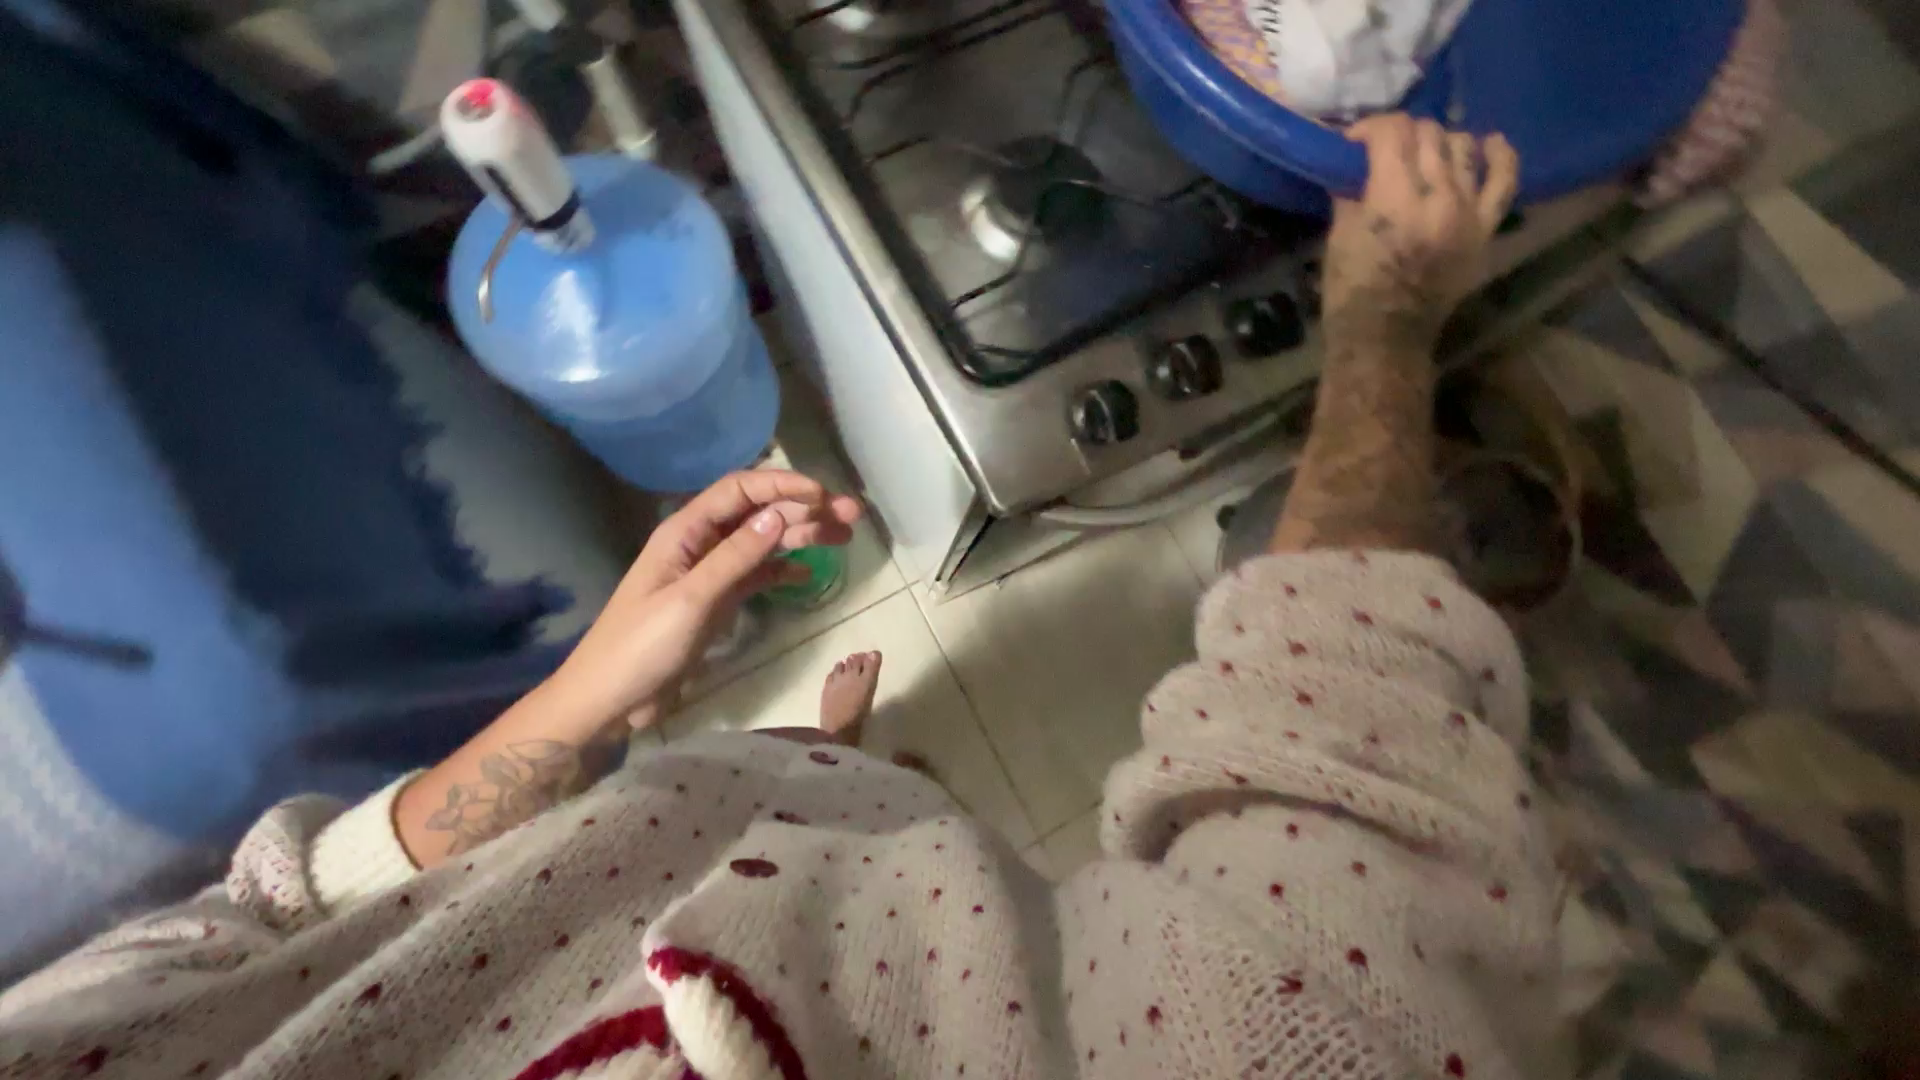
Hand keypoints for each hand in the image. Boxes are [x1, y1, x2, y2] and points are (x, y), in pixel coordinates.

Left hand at [542, 470, 863, 731]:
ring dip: (802, 536)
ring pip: (763, 541)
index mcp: (686, 532)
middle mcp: (701, 543)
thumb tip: (780, 515)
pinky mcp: (718, 600)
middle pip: (758, 513)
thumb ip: (736, 557)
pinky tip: (811, 572)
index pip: (740, 490)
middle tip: (852, 516)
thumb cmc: (642, 646)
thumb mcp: (691, 600)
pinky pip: (758, 574)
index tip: (823, 496)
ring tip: (845, 537)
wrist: (610, 699)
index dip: (783, 486)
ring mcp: (711, 572)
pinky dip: (784, 569)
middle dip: (804, 509)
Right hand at [1322, 114, 1519, 349]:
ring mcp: (1467, 210)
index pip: (1392, 134)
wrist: (1385, 339)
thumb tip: (1352, 167)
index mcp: (1392, 202)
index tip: (1353, 143)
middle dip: (1400, 135)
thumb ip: (1351, 197)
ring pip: (1461, 147)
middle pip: (1428, 135)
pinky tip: (1486, 144)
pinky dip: (1497, 154)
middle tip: (1380, 153)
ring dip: (1437, 143)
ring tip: (1420, 157)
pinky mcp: (1485, 228)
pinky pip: (1504, 179)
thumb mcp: (1338, 242)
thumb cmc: (1350, 296)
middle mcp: (1437, 197)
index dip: (1369, 128)